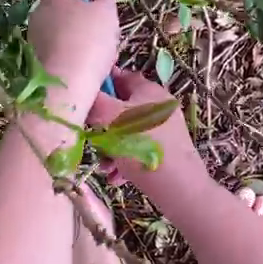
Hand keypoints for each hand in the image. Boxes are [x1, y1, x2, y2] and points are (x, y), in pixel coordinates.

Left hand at [28, 0, 118, 121]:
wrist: (66, 84)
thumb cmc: (88, 40)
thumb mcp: (106, 12)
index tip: (89, 5)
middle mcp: (36, 18)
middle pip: (58, 14)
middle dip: (76, 22)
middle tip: (98, 34)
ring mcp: (33, 42)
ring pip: (58, 38)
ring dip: (74, 44)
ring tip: (97, 58)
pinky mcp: (33, 65)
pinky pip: (55, 57)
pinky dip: (69, 62)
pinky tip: (85, 73)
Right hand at [85, 69, 209, 206]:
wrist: (177, 185)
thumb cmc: (141, 144)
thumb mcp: (111, 117)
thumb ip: (95, 102)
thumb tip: (85, 95)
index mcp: (149, 91)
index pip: (122, 78)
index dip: (102, 86)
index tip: (85, 101)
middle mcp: (158, 107)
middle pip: (121, 110)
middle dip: (103, 128)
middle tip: (92, 140)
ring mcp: (165, 131)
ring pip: (128, 134)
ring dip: (111, 149)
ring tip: (105, 166)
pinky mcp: (166, 153)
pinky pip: (138, 152)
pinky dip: (125, 162)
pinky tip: (116, 177)